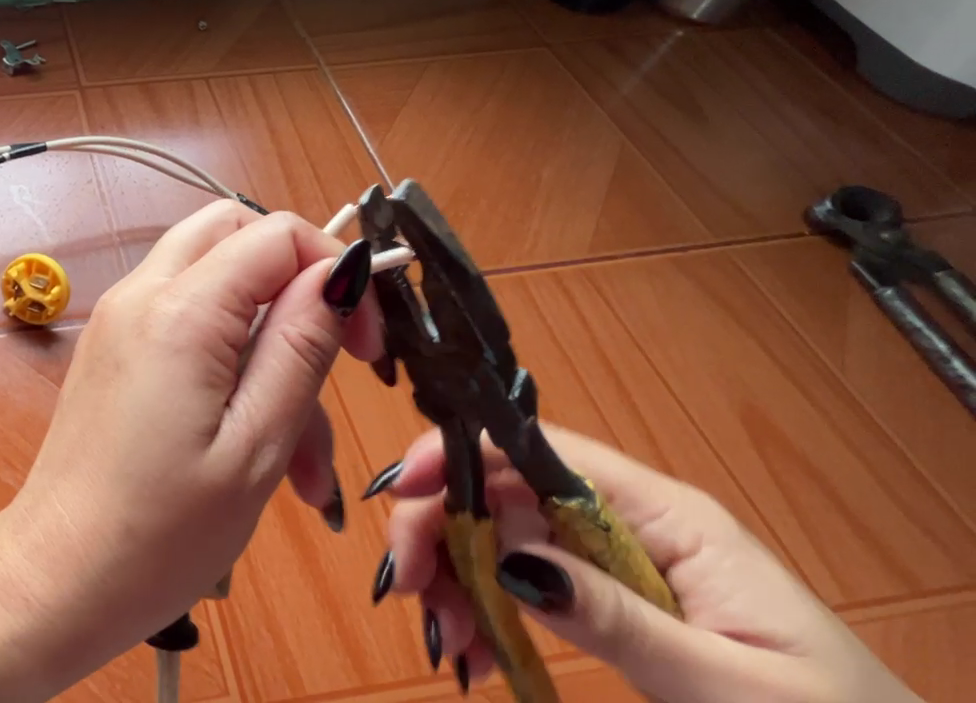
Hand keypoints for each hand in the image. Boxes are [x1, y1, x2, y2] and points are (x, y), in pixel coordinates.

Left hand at [0, 200, 381, 682]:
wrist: (58, 577)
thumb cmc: (161, 532)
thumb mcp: (257, 444)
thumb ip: (301, 346)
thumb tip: (339, 272)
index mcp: (180, 309)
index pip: (276, 234)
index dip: (337, 272)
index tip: (367, 348)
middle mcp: (140, 294)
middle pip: (234, 236)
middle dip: (296, 286)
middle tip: (334, 363)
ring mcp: (119, 319)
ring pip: (215, 287)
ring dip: (269, 347)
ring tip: (302, 460)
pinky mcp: (113, 349)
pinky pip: (185, 324)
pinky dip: (229, 362)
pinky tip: (255, 446)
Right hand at [378, 425, 920, 701]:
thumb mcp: (726, 685)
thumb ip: (617, 618)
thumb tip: (509, 555)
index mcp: (664, 514)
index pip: (536, 450)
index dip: (457, 455)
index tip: (401, 494)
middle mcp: (629, 519)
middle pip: (504, 492)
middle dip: (441, 528)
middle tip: (406, 587)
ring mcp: (617, 557)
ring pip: (502, 536)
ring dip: (456, 576)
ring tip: (445, 639)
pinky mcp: (610, 595)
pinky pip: (525, 582)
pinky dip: (485, 608)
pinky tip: (473, 647)